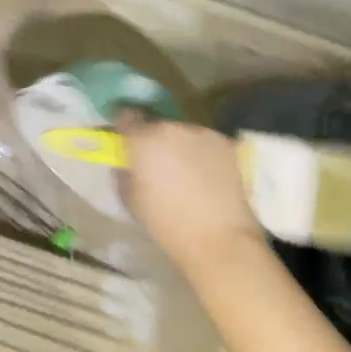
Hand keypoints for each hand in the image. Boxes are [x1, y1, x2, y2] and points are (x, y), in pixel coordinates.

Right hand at [117, 117, 263, 262]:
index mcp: (143, 139)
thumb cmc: (164, 221)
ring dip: (179, 145)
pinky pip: (205, 142)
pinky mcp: (227, 144)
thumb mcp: (128, 197)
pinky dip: (201, 153)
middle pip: (156, 124)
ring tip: (184, 171)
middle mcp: (173, 128)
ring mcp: (203, 133)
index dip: (123, 125)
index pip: (126, 114)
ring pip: (182, 133)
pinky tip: (205, 175)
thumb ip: (124, 170)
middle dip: (153, 138)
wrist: (218, 237)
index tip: (124, 138)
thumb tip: (128, 161)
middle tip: (156, 162)